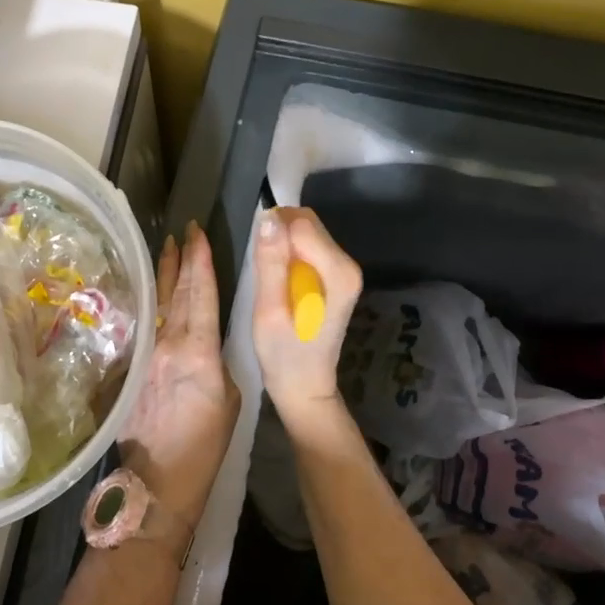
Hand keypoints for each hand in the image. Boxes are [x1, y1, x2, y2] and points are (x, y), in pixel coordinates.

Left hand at [119, 221, 240, 527]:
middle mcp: (168, 344)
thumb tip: (205, 340)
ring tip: (164, 250)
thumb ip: (216, 360)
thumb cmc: (205, 445)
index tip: (198, 234)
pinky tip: (146, 291)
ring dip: (161, 276)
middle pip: (176, 292)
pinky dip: (147, 305)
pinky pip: (141, 327)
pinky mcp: (127, 366)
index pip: (202, 294)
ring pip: (156, 305)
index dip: (200, 261)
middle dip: (179, 260)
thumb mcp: (229, 398)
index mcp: (199, 351)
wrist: (159, 480)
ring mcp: (143, 354)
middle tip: (181, 233)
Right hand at [251, 207, 363, 427]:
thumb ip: (271, 263)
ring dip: (282, 244)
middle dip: (278, 234)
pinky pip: (308, 247)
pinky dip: (289, 254)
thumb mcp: (269, 311)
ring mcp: (345, 271)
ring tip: (269, 277)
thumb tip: (268, 217)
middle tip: (260, 268)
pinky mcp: (336, 276)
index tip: (255, 259)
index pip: (300, 224)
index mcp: (338, 272)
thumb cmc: (283, 356)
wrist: (305, 388)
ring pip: (306, 231)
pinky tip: (280, 282)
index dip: (272, 232)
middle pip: (307, 222)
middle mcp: (348, 265)